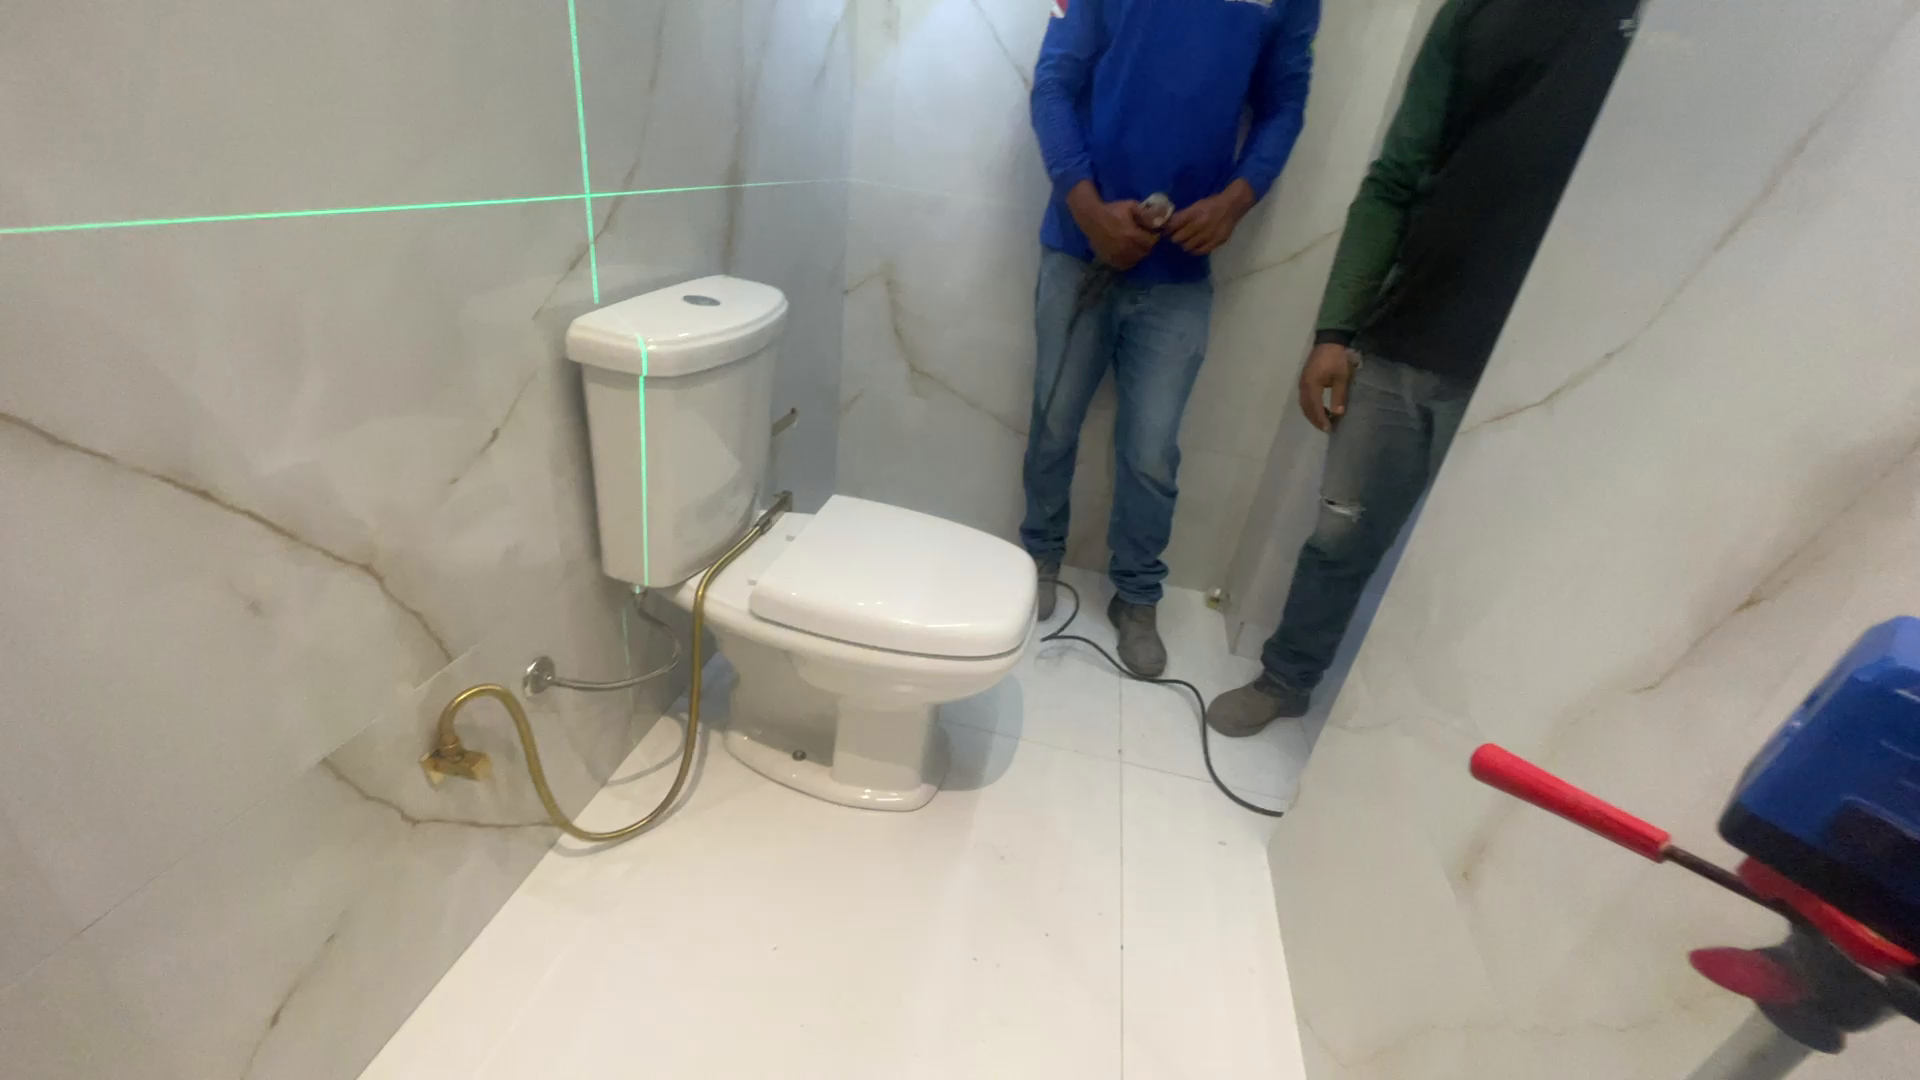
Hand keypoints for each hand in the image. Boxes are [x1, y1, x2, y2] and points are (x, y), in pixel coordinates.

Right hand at [1066, 181, 1156, 269]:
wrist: (1091, 218)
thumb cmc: (1113, 210)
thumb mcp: (1131, 206)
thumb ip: (1146, 214)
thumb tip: (1160, 221)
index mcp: (1132, 235)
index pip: (1151, 241)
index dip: (1154, 236)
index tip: (1152, 231)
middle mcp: (1125, 249)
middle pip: (1145, 252)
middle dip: (1147, 245)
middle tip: (1143, 237)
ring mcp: (1117, 256)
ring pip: (1136, 260)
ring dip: (1138, 253)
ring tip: (1135, 244)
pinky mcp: (1110, 261)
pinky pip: (1125, 265)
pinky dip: (1129, 259)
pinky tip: (1127, 251)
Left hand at [1165, 179, 1255, 255]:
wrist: (1233, 205)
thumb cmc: (1212, 204)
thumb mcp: (1196, 205)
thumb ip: (1183, 215)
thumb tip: (1166, 224)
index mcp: (1195, 212)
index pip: (1174, 224)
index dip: (1167, 229)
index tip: (1165, 231)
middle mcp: (1201, 223)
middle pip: (1178, 238)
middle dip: (1175, 237)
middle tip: (1177, 237)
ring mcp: (1209, 234)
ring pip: (1187, 246)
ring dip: (1185, 244)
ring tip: (1187, 240)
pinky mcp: (1216, 241)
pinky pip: (1200, 251)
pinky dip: (1195, 249)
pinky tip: (1196, 245)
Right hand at [1298, 343, 1355, 431]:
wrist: (1329, 341)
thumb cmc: (1336, 358)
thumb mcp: (1341, 377)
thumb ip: (1338, 395)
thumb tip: (1337, 413)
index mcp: (1311, 385)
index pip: (1314, 407)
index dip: (1321, 419)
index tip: (1328, 429)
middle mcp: (1303, 387)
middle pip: (1306, 408)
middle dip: (1315, 419)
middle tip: (1326, 429)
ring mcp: (1301, 384)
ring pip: (1304, 405)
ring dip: (1312, 415)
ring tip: (1323, 421)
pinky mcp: (1304, 381)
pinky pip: (1304, 399)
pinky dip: (1311, 408)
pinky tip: (1319, 410)